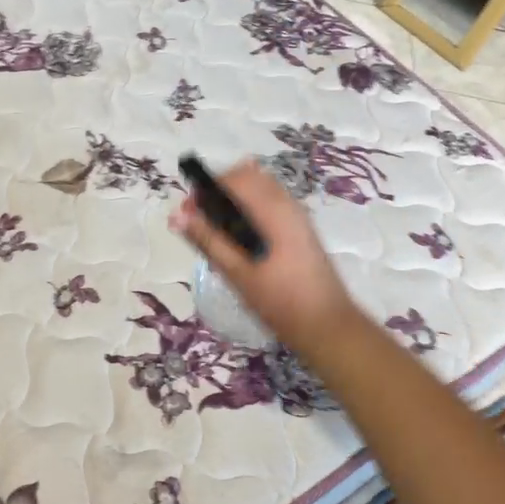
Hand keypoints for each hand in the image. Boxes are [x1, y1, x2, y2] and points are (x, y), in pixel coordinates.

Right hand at [170, 160, 364, 355]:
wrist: (329, 327)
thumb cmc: (281, 302)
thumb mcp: (238, 273)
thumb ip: (208, 241)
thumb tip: (175, 217)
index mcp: (273, 210)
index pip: (234, 178)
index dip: (206, 188)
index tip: (188, 213)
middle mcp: (288, 203)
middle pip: (247, 177)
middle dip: (218, 191)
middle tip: (199, 221)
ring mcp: (298, 214)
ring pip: (259, 187)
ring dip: (234, 199)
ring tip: (217, 231)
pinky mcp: (301, 228)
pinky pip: (270, 202)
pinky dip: (249, 208)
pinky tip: (241, 240)